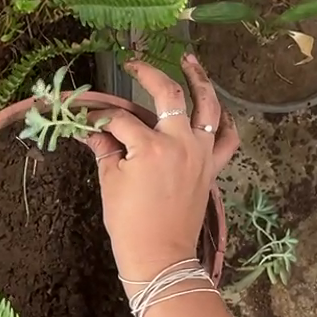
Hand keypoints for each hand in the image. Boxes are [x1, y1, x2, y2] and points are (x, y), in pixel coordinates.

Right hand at [84, 55, 239, 280]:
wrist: (159, 256)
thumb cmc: (129, 223)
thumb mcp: (110, 182)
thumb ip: (104, 148)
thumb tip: (88, 129)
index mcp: (150, 147)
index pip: (120, 120)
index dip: (101, 117)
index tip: (88, 119)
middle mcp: (181, 143)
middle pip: (169, 94)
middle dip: (149, 74)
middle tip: (134, 64)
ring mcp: (202, 153)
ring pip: (208, 106)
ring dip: (199, 80)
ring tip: (189, 60)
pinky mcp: (212, 167)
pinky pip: (228, 138)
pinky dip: (225, 121)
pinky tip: (216, 108)